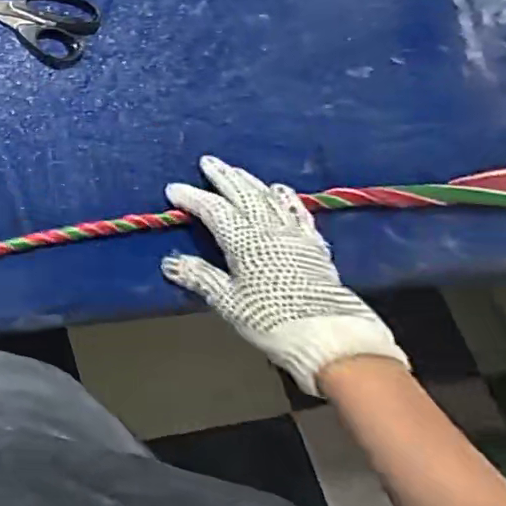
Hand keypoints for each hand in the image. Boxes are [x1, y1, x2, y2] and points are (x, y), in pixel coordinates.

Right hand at [162, 156, 407, 396]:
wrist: (334, 343)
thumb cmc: (273, 319)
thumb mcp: (227, 300)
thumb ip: (200, 277)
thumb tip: (171, 262)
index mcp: (245, 243)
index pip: (214, 211)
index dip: (193, 198)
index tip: (173, 190)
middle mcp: (272, 234)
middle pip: (246, 197)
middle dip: (226, 178)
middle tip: (209, 162)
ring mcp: (297, 241)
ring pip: (272, 202)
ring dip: (254, 184)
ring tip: (241, 172)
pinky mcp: (315, 252)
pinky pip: (300, 217)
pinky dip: (289, 202)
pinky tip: (284, 194)